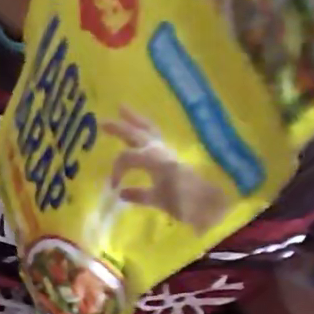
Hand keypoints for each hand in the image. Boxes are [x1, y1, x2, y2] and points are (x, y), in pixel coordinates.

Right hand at [106, 106, 230, 233]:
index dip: (116, 170)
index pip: (126, 157)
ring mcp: (167, 151)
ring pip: (148, 129)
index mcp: (153, 159)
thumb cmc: (185, 202)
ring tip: (123, 109)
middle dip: (119, 127)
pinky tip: (142, 130)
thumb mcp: (159, 200)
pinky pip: (156, 137)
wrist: (211, 203)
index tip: (113, 187)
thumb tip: (120, 192)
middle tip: (103, 121)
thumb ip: (139, 194)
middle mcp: (159, 150)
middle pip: (136, 134)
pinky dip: (146, 130)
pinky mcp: (173, 156)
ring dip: (135, 120)